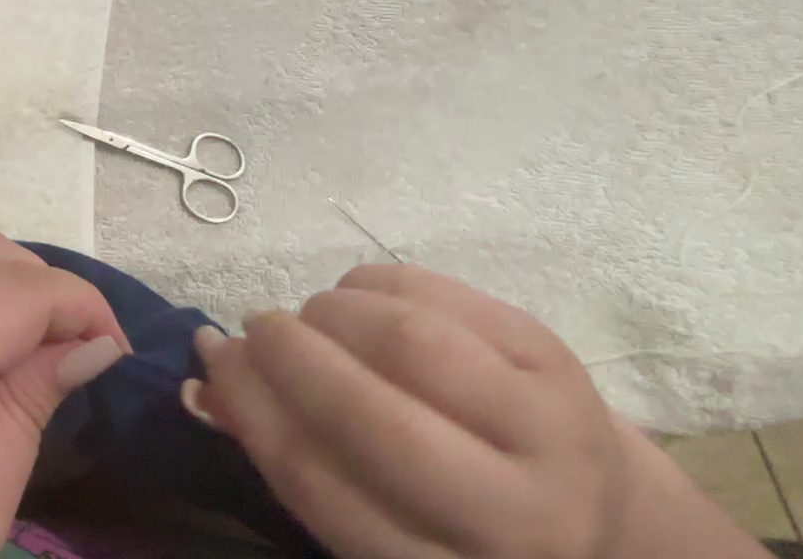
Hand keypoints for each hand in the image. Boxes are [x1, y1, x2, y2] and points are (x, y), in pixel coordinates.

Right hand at [184, 264, 767, 558]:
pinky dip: (372, 281)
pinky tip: (359, 297)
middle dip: (287, 352)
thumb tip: (206, 375)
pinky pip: (440, 294)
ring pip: (409, 340)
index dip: (250, 407)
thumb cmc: (453, 520)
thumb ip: (289, 451)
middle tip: (256, 327)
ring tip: (313, 316)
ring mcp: (554, 433)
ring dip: (331, 311)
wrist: (596, 516)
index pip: (318, 481)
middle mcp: (516, 519)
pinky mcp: (560, 359)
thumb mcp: (374, 516)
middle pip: (367, 412)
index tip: (214, 358)